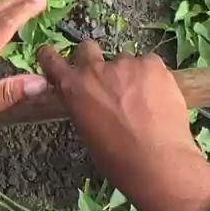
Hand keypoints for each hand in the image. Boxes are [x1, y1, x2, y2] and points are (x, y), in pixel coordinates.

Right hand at [35, 40, 209, 210]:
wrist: (156, 161)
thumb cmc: (117, 158)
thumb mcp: (87, 130)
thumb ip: (84, 105)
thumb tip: (92, 100)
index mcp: (73, 88)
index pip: (51, 60)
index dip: (50, 56)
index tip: (51, 55)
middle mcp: (95, 69)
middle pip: (87, 48)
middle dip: (94, 59)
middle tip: (108, 79)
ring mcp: (125, 63)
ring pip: (125, 61)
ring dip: (130, 74)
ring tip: (144, 99)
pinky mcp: (152, 64)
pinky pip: (150, 63)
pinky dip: (153, 77)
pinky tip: (159, 97)